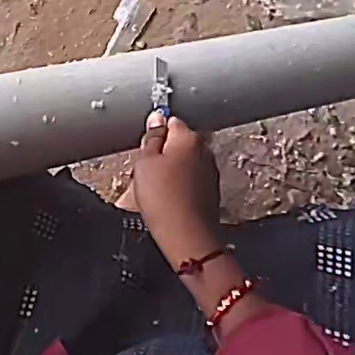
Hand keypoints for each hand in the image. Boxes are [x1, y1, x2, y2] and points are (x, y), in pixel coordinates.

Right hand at [130, 111, 221, 265]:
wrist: (184, 234)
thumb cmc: (164, 198)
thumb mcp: (144, 162)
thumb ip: (151, 137)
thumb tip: (156, 119)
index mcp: (188, 138)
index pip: (170, 121)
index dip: (154, 133)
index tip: (145, 146)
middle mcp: (204, 151)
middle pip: (177, 144)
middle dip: (161, 154)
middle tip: (145, 170)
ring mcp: (209, 172)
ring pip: (183, 163)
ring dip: (169, 171)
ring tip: (152, 189)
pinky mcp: (209, 191)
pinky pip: (189, 181)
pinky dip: (177, 186)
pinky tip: (165, 200)